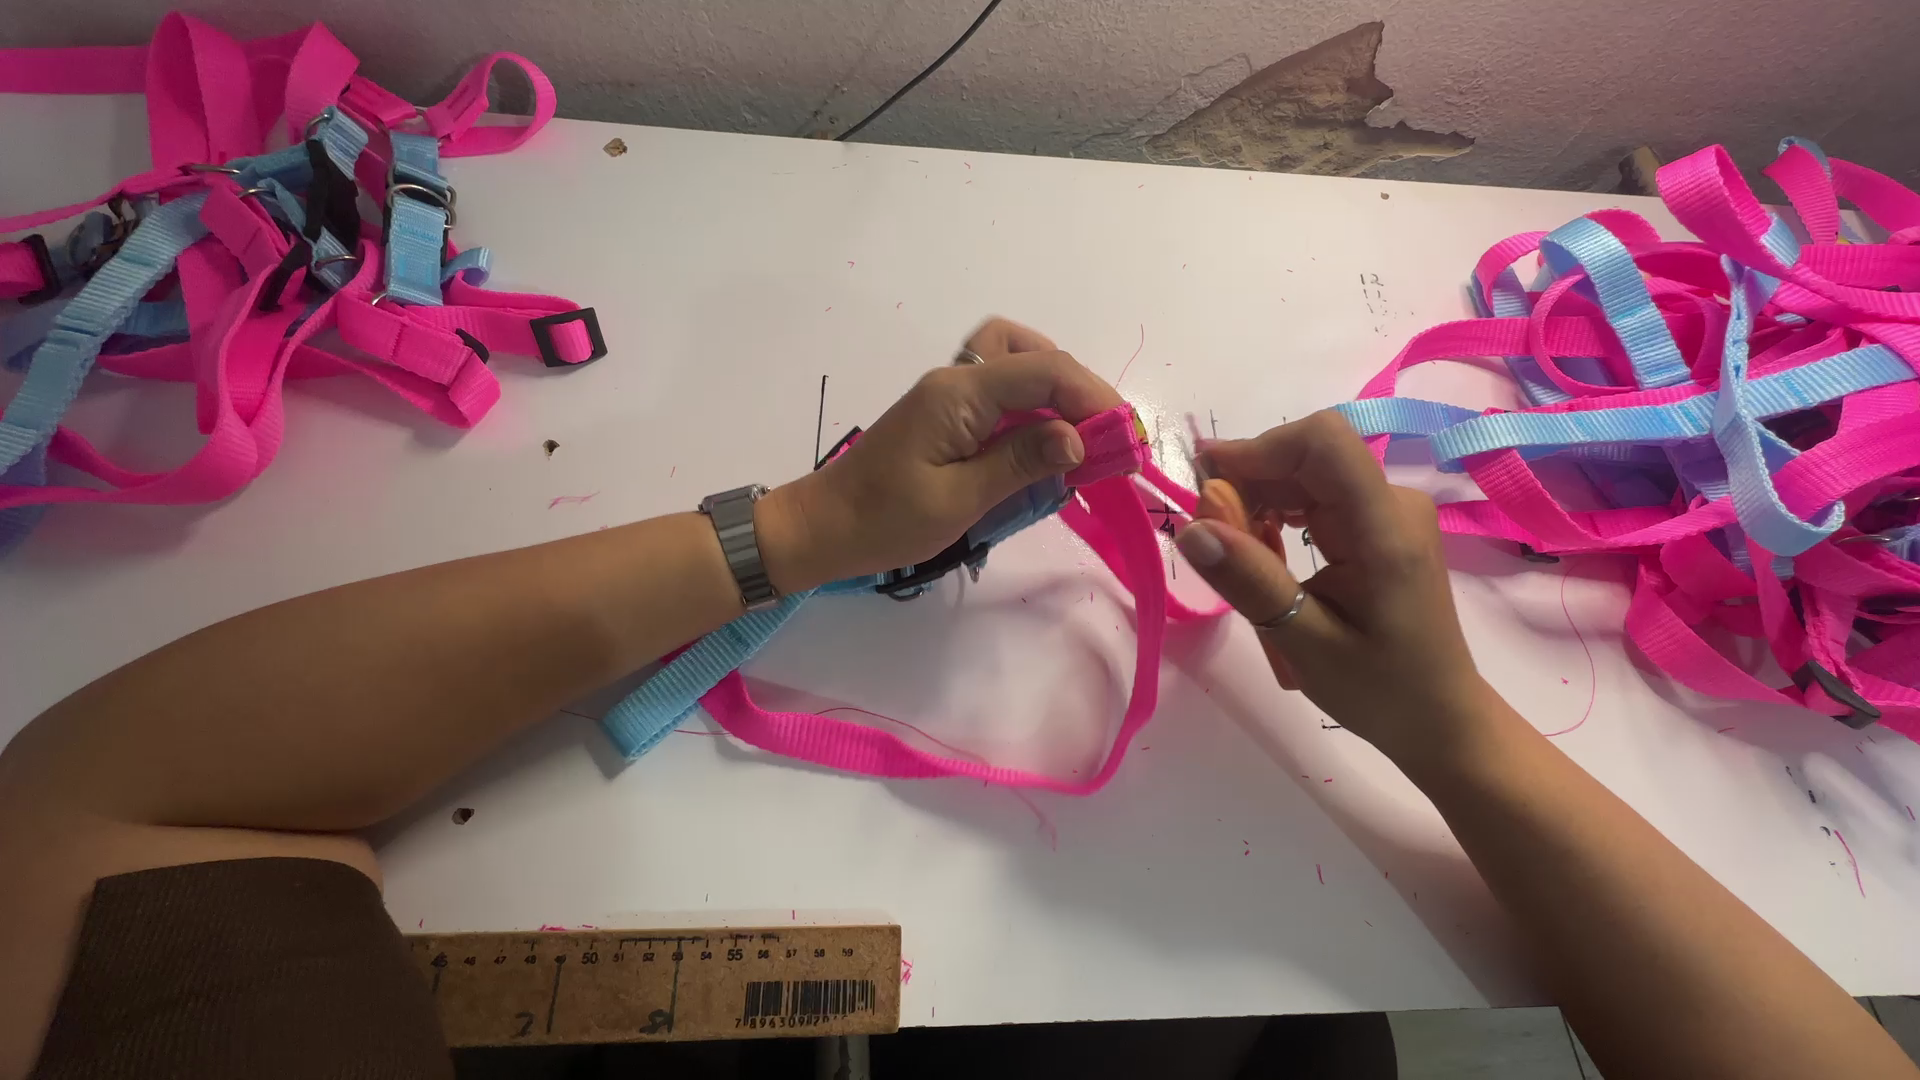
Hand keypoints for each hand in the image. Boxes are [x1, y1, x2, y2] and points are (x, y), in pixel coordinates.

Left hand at [758, 318, 1122, 591]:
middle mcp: (957, 379)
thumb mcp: (957, 500)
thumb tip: (1077, 439)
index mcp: (959, 394)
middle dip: (1080, 391)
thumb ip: (1018, 464)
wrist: (824, 526)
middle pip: (1033, 354)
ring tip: (1078, 437)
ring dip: (1055, 390)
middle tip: (1104, 438)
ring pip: (1016, 361)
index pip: (1044, 371)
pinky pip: (1001, 392)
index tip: (1126, 442)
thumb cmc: (884, 521)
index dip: (1094, 400)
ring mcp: (949, 394)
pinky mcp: (947, 414)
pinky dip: (1031, 407)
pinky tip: (1043, 443)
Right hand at [1173, 410, 1494, 760]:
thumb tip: (1192, 530)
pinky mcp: (1372, 522)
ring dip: (1255, 501)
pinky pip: (1311, 495)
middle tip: (1211, 542)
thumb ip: (1250, 581)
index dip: (1258, 450)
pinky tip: (1259, 552)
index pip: (1322, 443)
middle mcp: (1390, 502)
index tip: (1205, 486)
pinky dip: (1273, 514)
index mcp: (1384, 528)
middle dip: (1246, 484)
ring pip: (1301, 473)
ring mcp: (1384, 510)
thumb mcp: (1305, 643)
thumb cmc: (1379, 688)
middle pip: (1304, 456)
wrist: (1436, 716)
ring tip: (1234, 554)